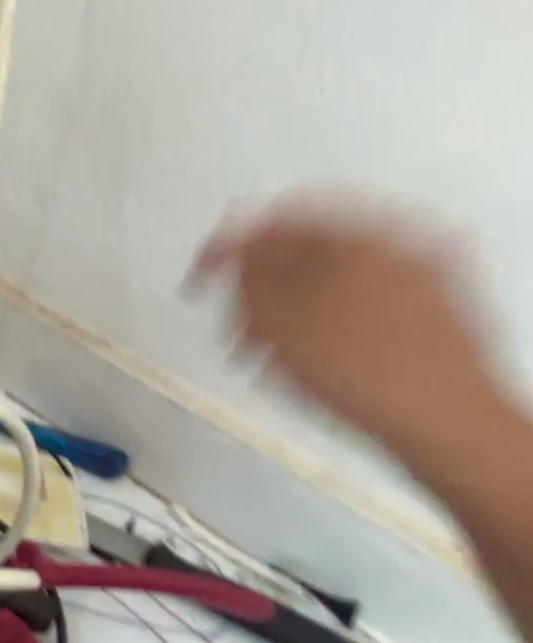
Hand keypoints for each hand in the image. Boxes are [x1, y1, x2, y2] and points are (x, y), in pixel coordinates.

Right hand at [189, 187, 502, 451]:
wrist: (440, 421)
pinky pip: (353, 306)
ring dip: (283, 314)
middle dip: (257, 291)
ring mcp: (422, 281)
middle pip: (300, 255)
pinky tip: (304, 358)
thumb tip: (233, 239)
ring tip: (265, 351)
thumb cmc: (364, 371)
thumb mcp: (275, 316)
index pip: (274, 221)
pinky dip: (319, 326)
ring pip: (324, 284)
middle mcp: (400, 248)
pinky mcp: (430, 314)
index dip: (224, 249)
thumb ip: (248, 269)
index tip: (202, 274)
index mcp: (362, 237)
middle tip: (236, 322)